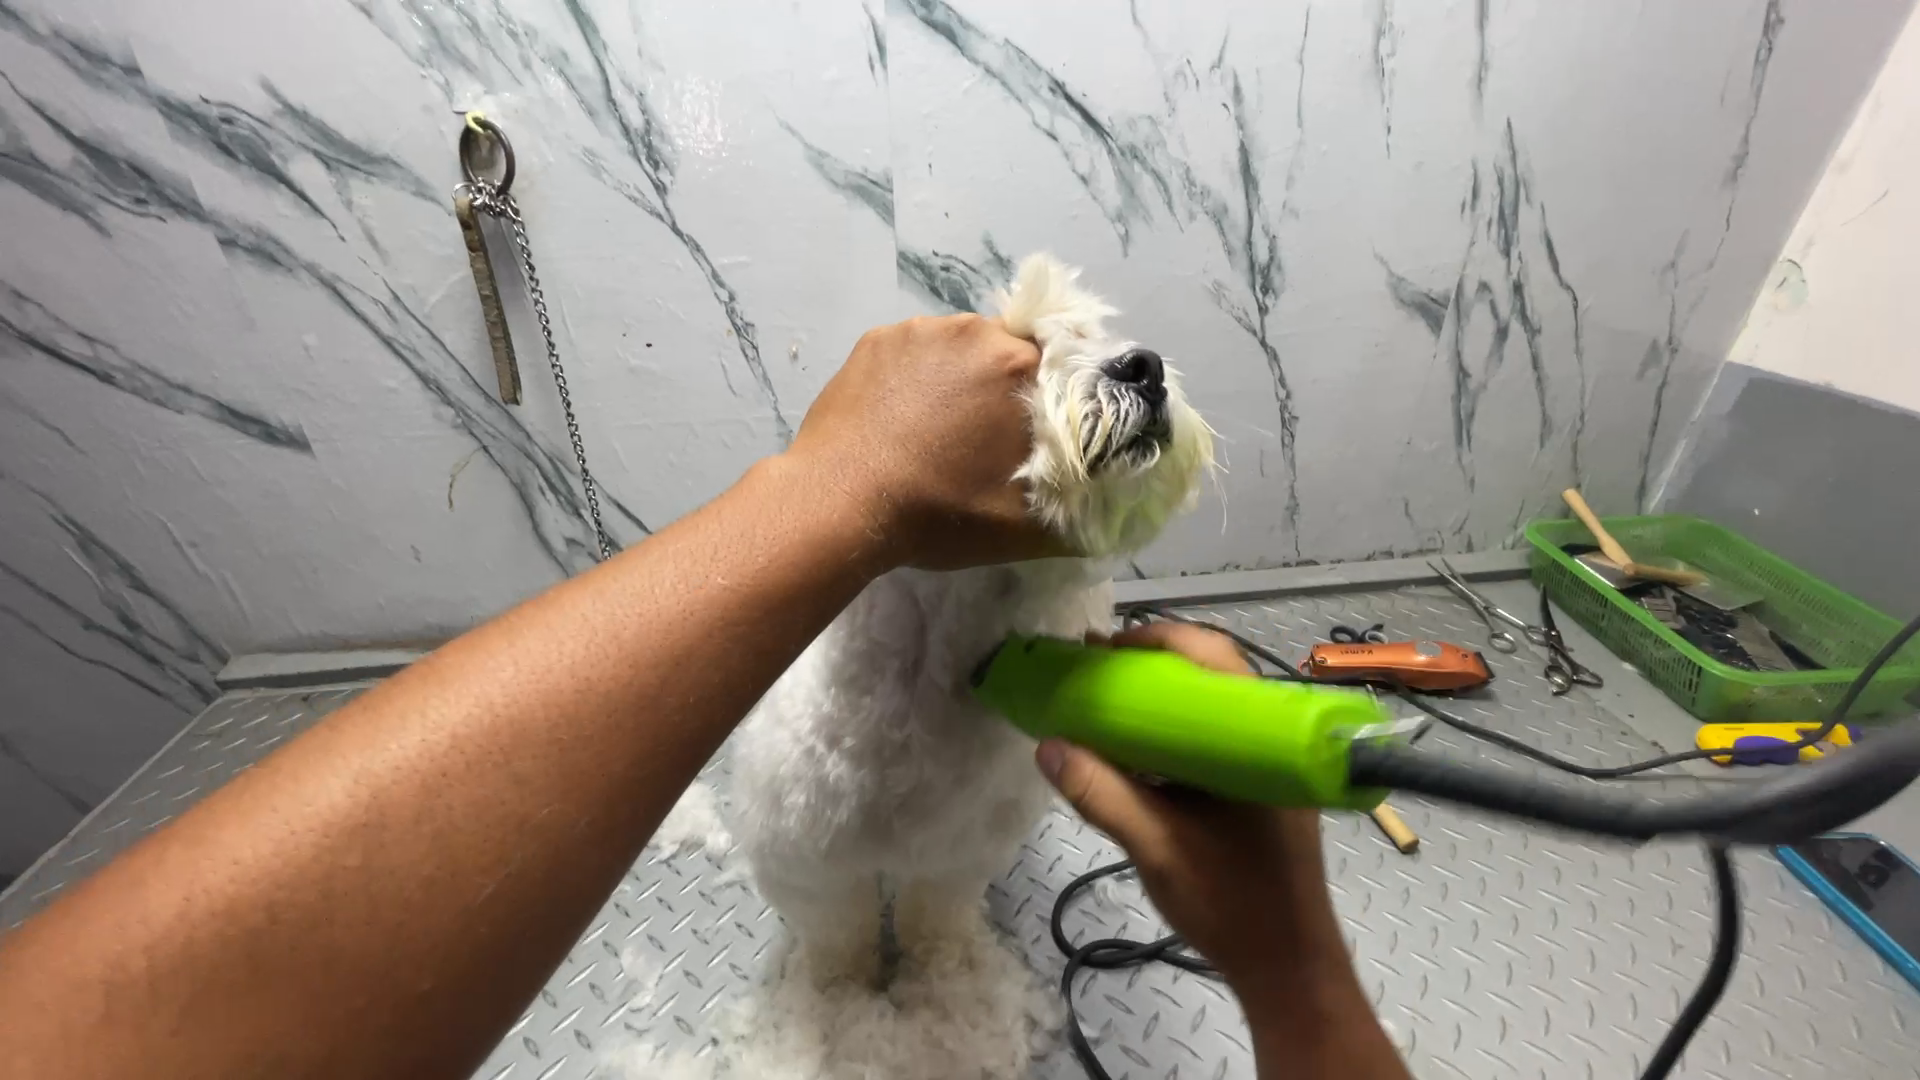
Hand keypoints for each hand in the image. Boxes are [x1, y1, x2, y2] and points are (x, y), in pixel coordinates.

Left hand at [784, 314, 1066, 569]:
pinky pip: (916, 351)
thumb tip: (1111, 505)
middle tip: (985, 437)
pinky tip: (900, 416)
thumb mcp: (1023, 529)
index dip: (1058, 399)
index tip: (1040, 431)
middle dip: (1008, 389)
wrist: (838, 504)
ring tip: (937, 428)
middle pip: (1011, 352)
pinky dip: (918, 376)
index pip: (1065, 366)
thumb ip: (1079, 510)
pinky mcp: (876, 339)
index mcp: (1020, 366)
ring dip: (961, 378)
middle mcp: (974, 331)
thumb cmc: (937, 513)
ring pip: (961, 348)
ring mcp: (919, 330)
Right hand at [1035, 622, 1344, 992]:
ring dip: (1158, 694)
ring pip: (1207, 703)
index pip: (1213, 657)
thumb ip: (1101, 794)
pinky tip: (1134, 743)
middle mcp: (1267, 738)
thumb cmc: (1231, 904)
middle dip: (1150, 661)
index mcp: (1258, 739)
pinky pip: (1208, 734)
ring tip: (1106, 696)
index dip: (1156, 640)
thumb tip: (1046, 746)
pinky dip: (1169, 727)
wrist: (1288, 970)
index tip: (1104, 648)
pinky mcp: (1255, 785)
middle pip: (1209, 671)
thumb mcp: (1155, 847)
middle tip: (1098, 666)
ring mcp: (1264, 762)